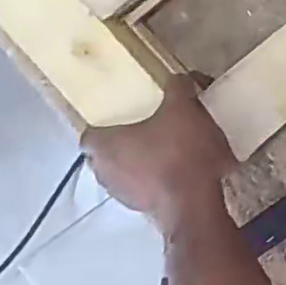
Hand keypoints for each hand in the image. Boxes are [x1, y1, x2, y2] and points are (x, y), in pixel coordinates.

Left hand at [83, 78, 233, 234]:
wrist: (193, 199)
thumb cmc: (180, 150)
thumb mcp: (184, 108)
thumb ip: (178, 88)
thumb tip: (179, 77)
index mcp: (102, 144)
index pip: (92, 131)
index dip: (111, 122)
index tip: (134, 116)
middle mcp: (100, 170)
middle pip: (109, 151)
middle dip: (131, 141)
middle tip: (159, 129)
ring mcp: (118, 193)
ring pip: (126, 170)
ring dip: (144, 160)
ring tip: (176, 149)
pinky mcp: (139, 207)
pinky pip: (144, 185)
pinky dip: (158, 177)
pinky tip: (183, 170)